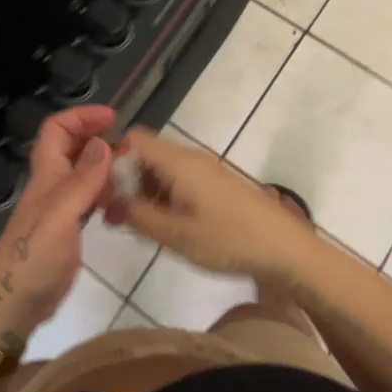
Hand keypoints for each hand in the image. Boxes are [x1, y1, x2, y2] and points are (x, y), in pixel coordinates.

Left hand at [0, 104, 116, 351]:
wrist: (15, 303)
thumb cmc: (34, 256)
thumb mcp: (61, 215)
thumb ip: (83, 180)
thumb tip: (104, 142)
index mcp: (46, 174)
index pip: (57, 129)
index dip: (81, 117)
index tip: (113, 117)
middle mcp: (51, 185)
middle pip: (71, 148)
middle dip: (97, 139)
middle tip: (130, 148)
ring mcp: (58, 208)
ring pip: (82, 174)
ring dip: (104, 168)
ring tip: (130, 177)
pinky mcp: (66, 230)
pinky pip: (87, 201)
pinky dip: (104, 196)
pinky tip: (119, 208)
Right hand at [108, 126, 311, 278]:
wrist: (289, 252)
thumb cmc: (231, 240)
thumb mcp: (177, 235)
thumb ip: (139, 215)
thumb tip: (112, 201)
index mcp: (178, 162)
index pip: (133, 139)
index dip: (112, 159)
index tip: (101, 191)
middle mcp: (190, 157)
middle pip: (145, 154)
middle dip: (124, 180)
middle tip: (113, 215)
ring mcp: (205, 171)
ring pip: (161, 169)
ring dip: (143, 191)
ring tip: (135, 224)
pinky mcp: (216, 186)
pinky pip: (178, 180)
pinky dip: (163, 196)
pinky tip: (163, 225)